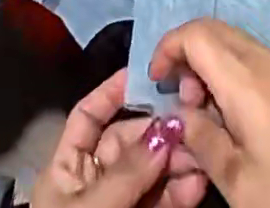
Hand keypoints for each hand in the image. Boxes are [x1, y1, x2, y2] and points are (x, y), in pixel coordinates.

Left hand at [30, 70, 206, 207]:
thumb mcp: (90, 206)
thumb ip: (127, 172)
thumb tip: (164, 131)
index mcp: (67, 164)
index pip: (90, 116)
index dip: (113, 93)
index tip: (144, 76)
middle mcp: (94, 180)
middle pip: (128, 144)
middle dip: (158, 133)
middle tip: (191, 123)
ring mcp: (120, 207)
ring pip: (150, 176)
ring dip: (176, 163)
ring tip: (202, 152)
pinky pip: (161, 206)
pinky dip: (180, 195)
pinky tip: (198, 184)